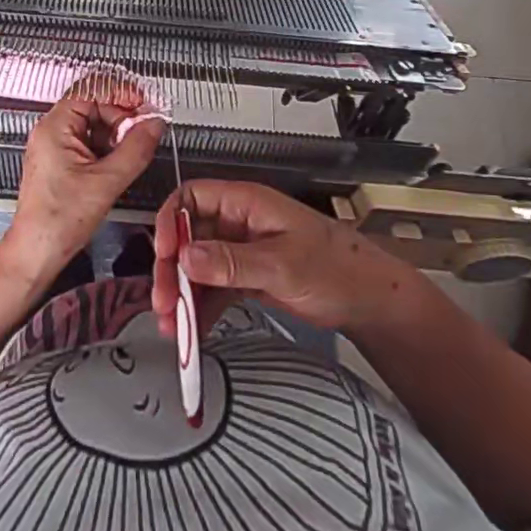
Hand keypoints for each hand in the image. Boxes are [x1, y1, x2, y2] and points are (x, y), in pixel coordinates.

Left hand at [0, 98, 164, 285]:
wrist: (36, 253)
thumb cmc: (57, 221)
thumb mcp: (107, 181)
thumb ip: (136, 148)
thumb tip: (154, 124)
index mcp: (55, 127)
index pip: (91, 89)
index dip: (121, 93)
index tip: (143, 103)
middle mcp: (52, 132)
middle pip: (94, 105)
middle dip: (122, 116)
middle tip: (145, 129)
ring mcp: (56, 147)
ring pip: (94, 125)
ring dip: (117, 133)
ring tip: (134, 150)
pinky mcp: (62, 163)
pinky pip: (90, 143)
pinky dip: (109, 148)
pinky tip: (121, 163)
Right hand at [152, 179, 418, 336]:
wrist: (368, 300)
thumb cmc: (333, 267)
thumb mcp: (282, 264)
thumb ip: (232, 261)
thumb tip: (184, 257)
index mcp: (246, 204)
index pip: (193, 197)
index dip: (171, 221)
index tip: (162, 255)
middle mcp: (238, 223)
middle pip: (188, 236)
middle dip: (171, 269)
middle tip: (164, 304)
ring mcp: (241, 252)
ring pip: (197, 267)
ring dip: (182, 295)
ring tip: (173, 329)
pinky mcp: (247, 278)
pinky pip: (214, 289)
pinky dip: (201, 308)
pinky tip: (193, 333)